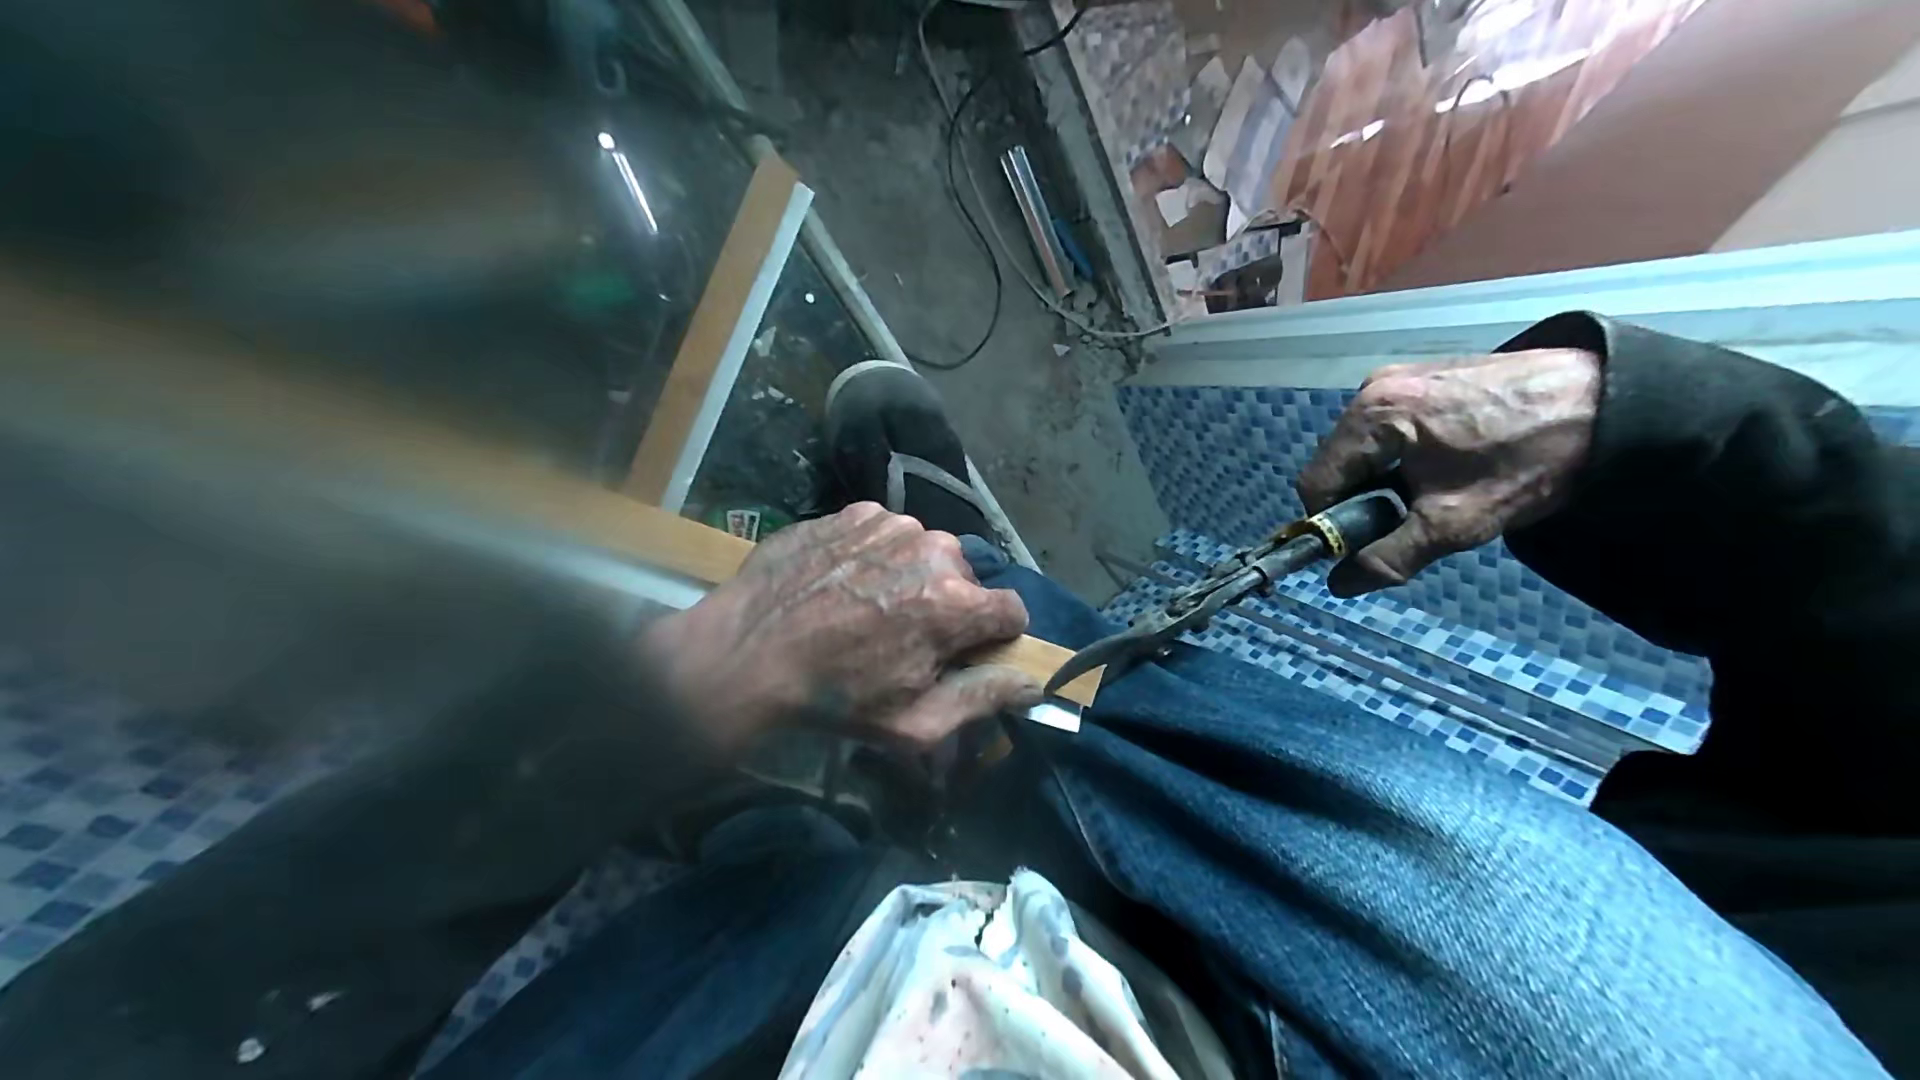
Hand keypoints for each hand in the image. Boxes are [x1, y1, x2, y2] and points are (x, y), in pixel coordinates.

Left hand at [640, 503, 1039, 751]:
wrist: (745, 654)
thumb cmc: (834, 699)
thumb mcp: (916, 724)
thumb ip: (985, 699)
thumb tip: (1035, 683)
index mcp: (956, 602)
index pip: (1012, 611)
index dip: (992, 637)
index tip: (961, 653)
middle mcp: (933, 549)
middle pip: (966, 581)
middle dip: (949, 607)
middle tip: (903, 636)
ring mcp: (891, 523)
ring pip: (927, 554)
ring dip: (913, 578)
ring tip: (869, 607)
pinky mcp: (855, 511)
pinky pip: (888, 534)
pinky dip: (879, 556)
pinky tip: (845, 581)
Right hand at [1295, 349, 1601, 596]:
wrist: (1619, 400)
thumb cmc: (1530, 461)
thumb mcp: (1455, 523)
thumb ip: (1389, 557)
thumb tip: (1338, 584)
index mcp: (1370, 417)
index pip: (1316, 484)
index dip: (1334, 522)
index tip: (1371, 539)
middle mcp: (1371, 389)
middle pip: (1336, 464)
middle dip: (1359, 499)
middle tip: (1408, 518)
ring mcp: (1397, 377)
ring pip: (1359, 447)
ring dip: (1380, 478)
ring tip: (1431, 491)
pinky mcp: (1422, 376)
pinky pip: (1386, 427)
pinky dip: (1399, 454)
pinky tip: (1442, 464)